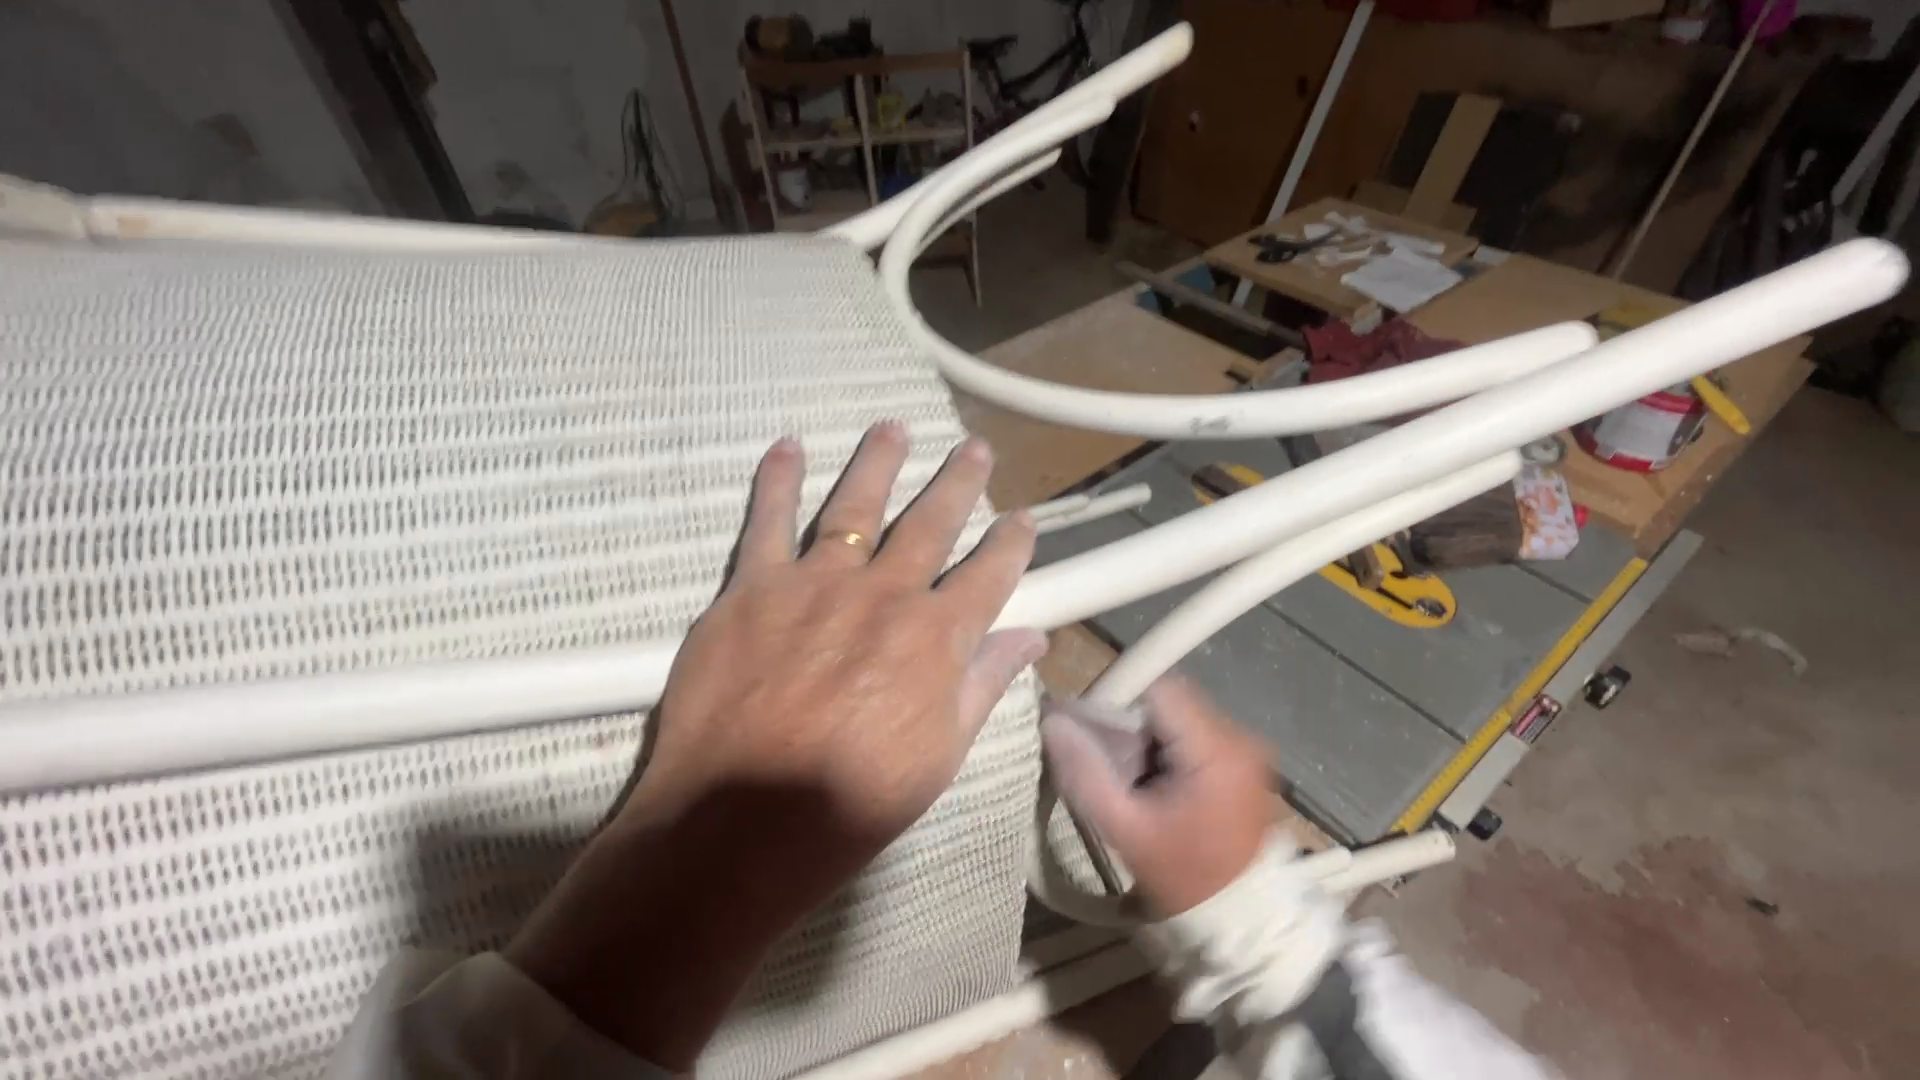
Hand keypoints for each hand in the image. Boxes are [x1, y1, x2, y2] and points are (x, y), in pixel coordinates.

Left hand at [507, 422, 1042, 1068]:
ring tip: (892, 428)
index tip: (1022, 521)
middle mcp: (884, 594)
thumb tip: (1031, 640)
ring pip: (855, 505)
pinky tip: (787, 448)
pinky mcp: (752, 588)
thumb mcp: (940, 756)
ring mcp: (816, 584)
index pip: (990, 576)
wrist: (740, 825)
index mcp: (936, 639)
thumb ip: (983, 685)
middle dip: (958, 484)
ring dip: (878, 462)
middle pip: (931, 524)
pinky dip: (777, 480)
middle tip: (974, 450)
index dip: (1011, 546)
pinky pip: (767, 521)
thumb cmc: (852, 803)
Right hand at [1042, 678, 1273, 914]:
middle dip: (1135, 726)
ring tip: (1137, 780)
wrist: (1238, 917)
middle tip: (1114, 766)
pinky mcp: (1246, 760)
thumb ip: (1085, 772)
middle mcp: (1241, 737)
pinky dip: (1171, 750)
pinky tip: (1160, 786)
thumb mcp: (1123, 828)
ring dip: (1152, 738)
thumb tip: (1052, 721)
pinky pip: (1196, 734)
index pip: (1158, 690)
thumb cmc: (1180, 875)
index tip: (1099, 738)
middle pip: (1170, 702)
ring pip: (1181, 716)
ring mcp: (1248, 748)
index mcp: (1216, 749)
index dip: (1120, 705)